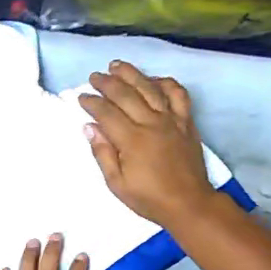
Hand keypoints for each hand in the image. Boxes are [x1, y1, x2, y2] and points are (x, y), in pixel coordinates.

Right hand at [80, 61, 219, 228]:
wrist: (189, 203)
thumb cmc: (149, 198)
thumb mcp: (117, 184)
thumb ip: (103, 154)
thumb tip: (90, 127)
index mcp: (132, 140)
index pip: (107, 113)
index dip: (92, 102)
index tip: (82, 97)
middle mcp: (151, 123)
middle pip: (126, 94)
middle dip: (107, 83)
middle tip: (94, 77)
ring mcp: (172, 120)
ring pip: (150, 87)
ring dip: (132, 74)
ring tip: (117, 65)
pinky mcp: (186, 122)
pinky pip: (178, 94)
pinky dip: (165, 83)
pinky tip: (153, 79)